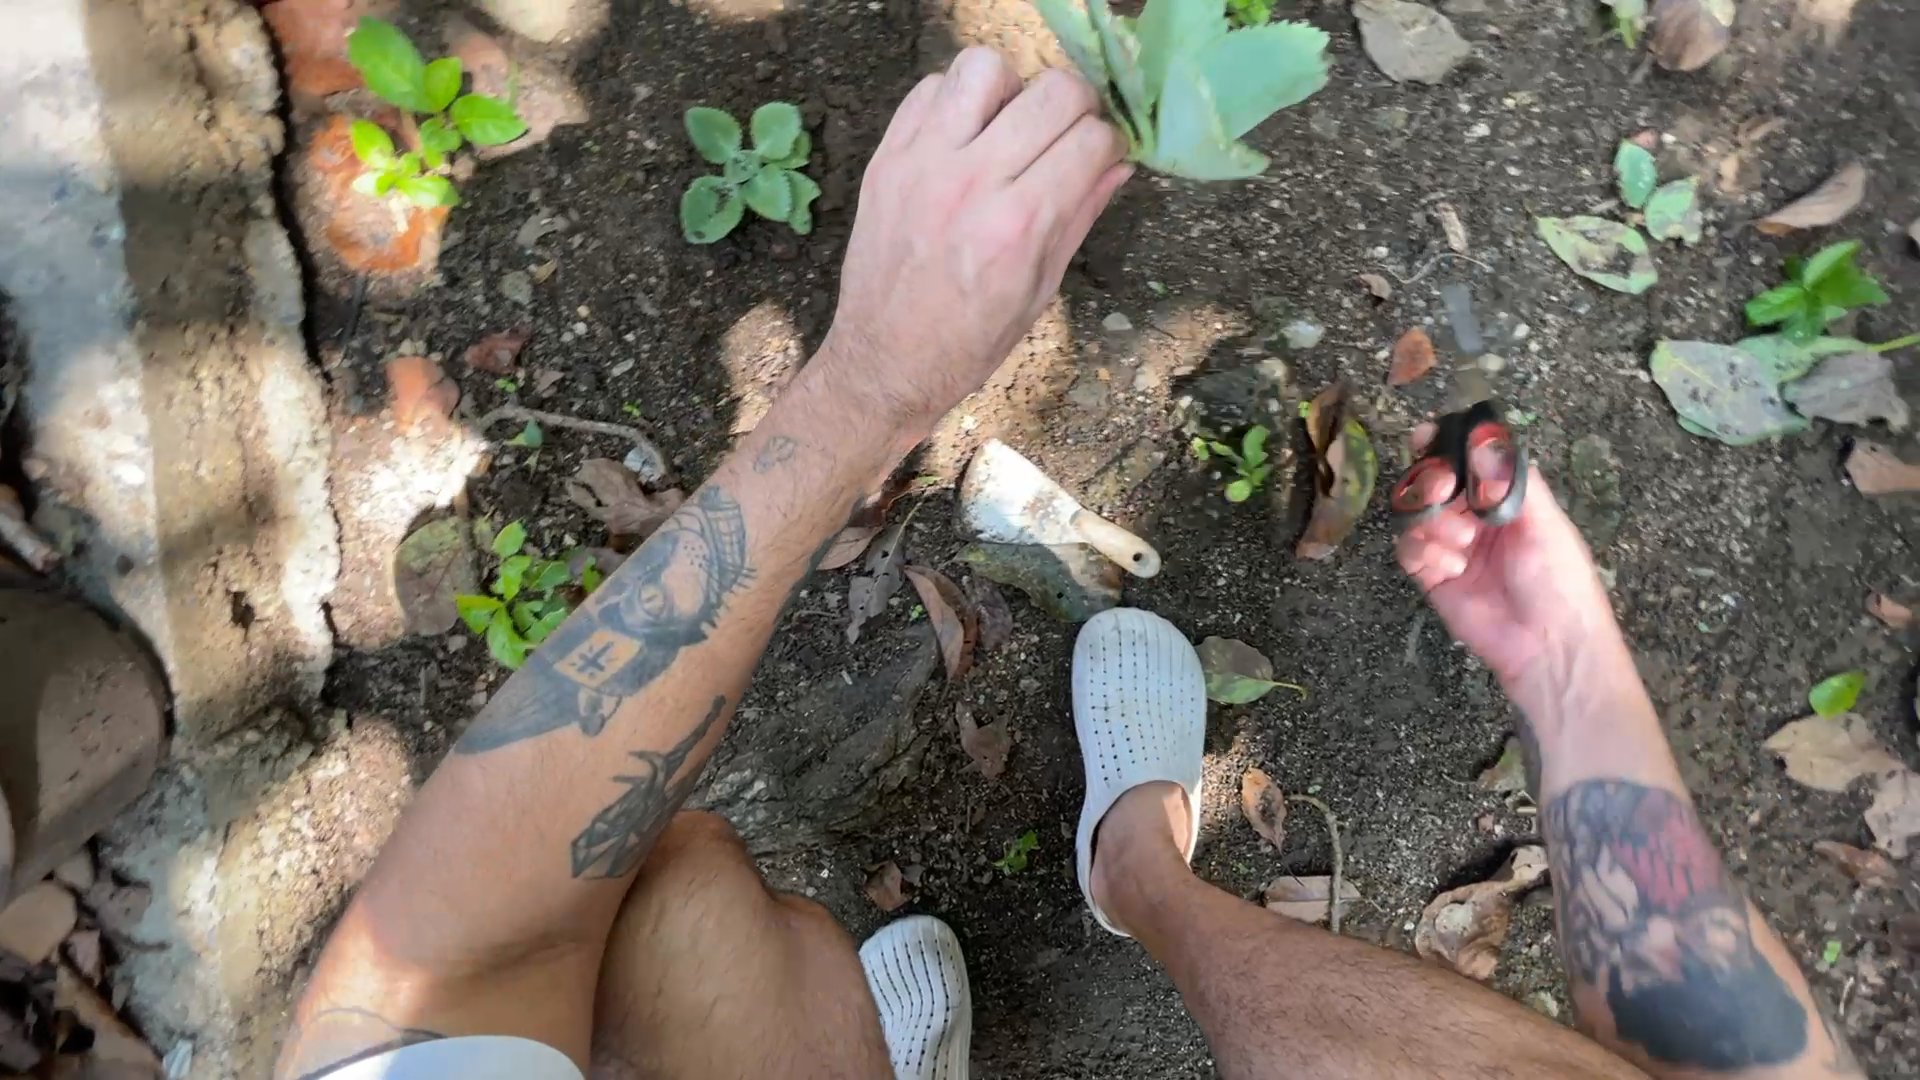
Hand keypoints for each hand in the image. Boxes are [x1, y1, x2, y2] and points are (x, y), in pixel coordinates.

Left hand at [818, 48, 1130, 436]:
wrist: (886, 364)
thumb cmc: (968, 345)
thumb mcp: (1038, 294)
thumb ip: (1079, 219)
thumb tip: (1119, 166)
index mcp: (1019, 227)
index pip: (1092, 139)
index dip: (1108, 146)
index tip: (1100, 160)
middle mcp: (972, 184)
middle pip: (1054, 92)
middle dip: (1077, 110)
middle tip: (1065, 140)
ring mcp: (922, 165)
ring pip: (986, 68)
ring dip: (1012, 92)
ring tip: (1008, 131)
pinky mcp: (886, 161)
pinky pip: (930, 89)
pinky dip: (956, 102)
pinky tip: (964, 139)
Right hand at [1394, 429, 1619, 698]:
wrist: (1546, 644)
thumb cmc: (1559, 582)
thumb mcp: (1545, 525)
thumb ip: (1511, 482)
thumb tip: (1483, 439)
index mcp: (1504, 501)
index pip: (1467, 464)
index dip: (1444, 448)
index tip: (1424, 437)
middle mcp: (1472, 518)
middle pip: (1432, 485)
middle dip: (1430, 484)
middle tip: (1439, 490)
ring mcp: (1448, 545)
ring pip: (1414, 516)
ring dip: (1431, 524)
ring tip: (1459, 542)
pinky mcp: (1428, 573)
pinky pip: (1408, 550)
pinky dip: (1424, 554)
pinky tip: (1450, 568)